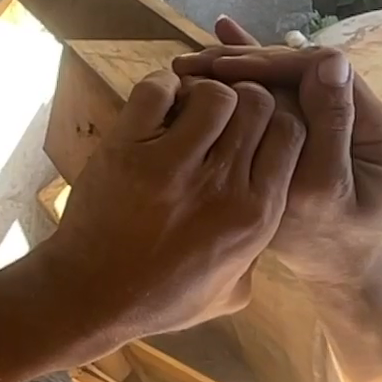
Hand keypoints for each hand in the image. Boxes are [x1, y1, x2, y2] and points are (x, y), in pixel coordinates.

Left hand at [40, 68, 304, 351]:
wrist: (91, 292)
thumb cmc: (162, 297)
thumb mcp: (235, 289)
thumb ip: (259, 248)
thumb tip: (266, 210)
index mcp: (258, 214)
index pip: (291, 134)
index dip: (274, 118)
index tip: (252, 123)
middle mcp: (223, 185)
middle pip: (258, 104)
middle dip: (242, 97)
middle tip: (217, 110)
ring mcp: (172, 164)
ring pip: (214, 93)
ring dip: (202, 90)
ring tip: (186, 107)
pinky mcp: (126, 148)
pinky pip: (156, 90)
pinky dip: (161, 85)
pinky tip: (157, 103)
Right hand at [171, 17, 381, 289]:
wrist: (331, 268)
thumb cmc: (326, 238)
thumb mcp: (325, 188)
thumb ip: (330, 125)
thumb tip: (329, 59)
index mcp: (373, 123)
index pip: (320, 68)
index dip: (268, 62)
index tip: (218, 69)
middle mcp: (356, 110)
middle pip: (297, 65)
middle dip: (243, 59)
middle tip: (190, 63)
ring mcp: (331, 114)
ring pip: (282, 72)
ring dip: (236, 62)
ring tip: (189, 62)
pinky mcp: (309, 121)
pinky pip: (277, 84)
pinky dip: (248, 63)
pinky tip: (223, 32)